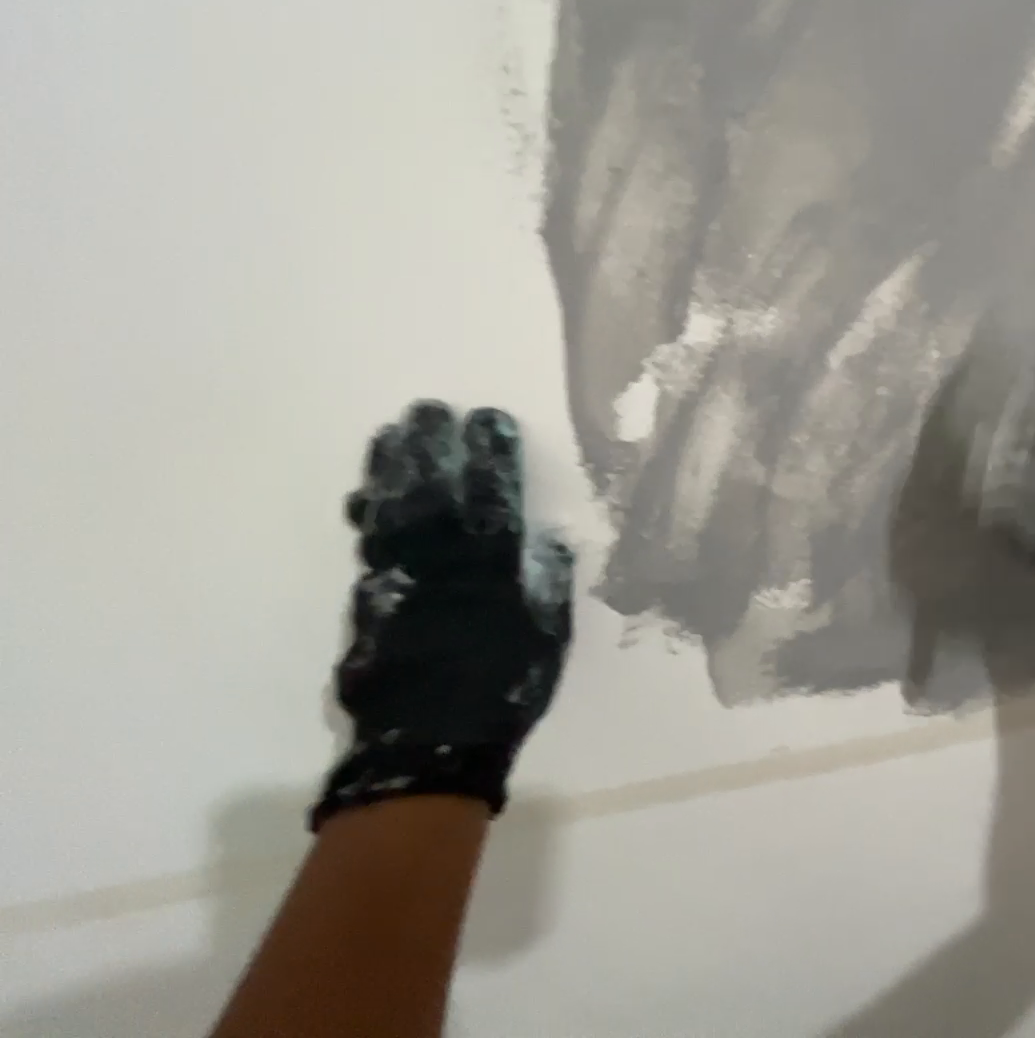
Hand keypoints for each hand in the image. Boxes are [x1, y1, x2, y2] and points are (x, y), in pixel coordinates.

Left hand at [311, 401, 573, 830]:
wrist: (427, 746)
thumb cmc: (504, 691)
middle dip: (433, 448)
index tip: (489, 419)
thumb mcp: (548, 640)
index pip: (493, 500)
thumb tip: (549, 541)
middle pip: (434, 493)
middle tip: (429, 409)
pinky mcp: (368, 600)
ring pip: (393, 513)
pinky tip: (365, 494)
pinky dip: (367, 515)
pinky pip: (369, 545)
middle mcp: (443, 566)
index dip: (492, 457)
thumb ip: (547, 585)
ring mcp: (399, 580)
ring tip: (392, 433)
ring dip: (392, 470)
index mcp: (492, 573)